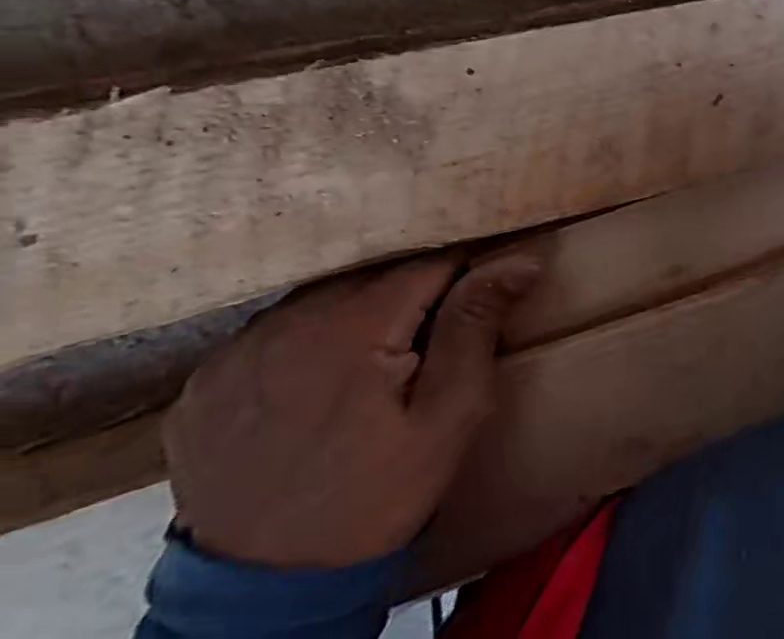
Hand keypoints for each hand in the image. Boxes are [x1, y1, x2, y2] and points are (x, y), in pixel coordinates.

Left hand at [164, 253, 540, 568]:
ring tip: (378, 365)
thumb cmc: (382, 491)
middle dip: (411, 295)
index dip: (463, 275)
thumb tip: (517, 262)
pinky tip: (320, 385)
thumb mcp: (451, 413)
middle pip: (371, 276)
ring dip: (358, 315)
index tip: (480, 303)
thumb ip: (474, 327)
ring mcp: (231, 356)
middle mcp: (282, 326)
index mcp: (350, 329)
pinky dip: (307, 344)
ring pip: (320, 300)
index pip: (427, 263)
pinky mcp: (201, 385)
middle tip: (433, 344)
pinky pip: (272, 335)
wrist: (268, 585)